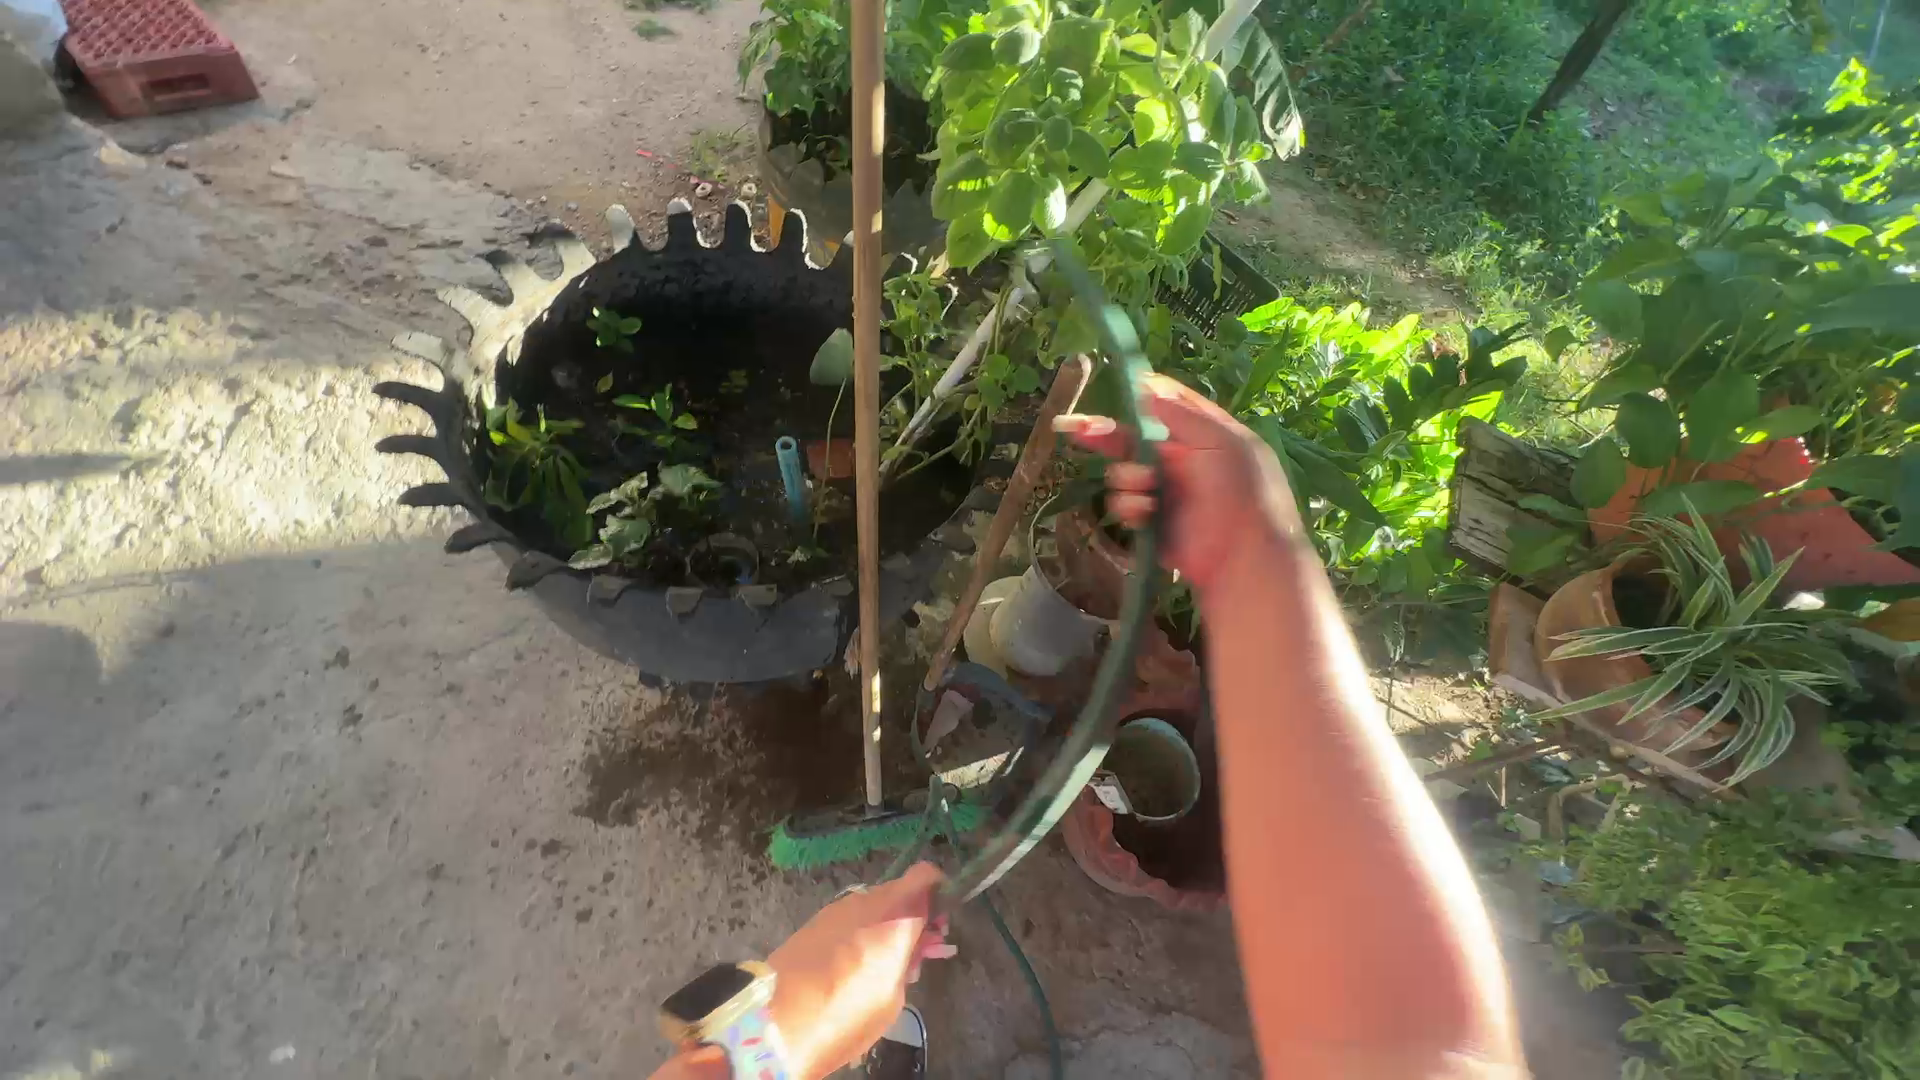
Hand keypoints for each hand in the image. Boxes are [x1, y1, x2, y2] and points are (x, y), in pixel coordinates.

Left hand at [767, 863, 953, 1079]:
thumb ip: (907, 963)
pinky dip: (864, 931)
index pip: (926, 875)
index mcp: (895, 914)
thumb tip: (912, 949)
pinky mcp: (817, 919)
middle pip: (901, 892)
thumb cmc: (846, 1014)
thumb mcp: (893, 998)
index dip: (938, 890)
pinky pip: (852, 916)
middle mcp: (868, 900)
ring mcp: (839, 907)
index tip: (941, 918)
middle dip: (915, 915)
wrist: (775, 1022)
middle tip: (921, 951)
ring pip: (876, 905)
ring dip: (888, 924)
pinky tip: (858, 964)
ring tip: (887, 964)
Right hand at [1054, 374, 1299, 592]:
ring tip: (1146, 487)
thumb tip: (1144, 385)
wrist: (1244, 556)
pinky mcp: (1150, 521)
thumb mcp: (1221, 441)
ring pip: (1122, 473)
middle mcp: (1177, 458)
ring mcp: (1162, 490)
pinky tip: (1145, 512)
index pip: (1162, 406)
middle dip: (1102, 434)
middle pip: (1130, 439)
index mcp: (1199, 433)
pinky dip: (1129, 506)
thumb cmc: (1242, 491)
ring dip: (1127, 477)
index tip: (1110, 391)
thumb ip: (1182, 413)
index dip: (1135, 397)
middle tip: (1071, 427)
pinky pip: (1124, 504)